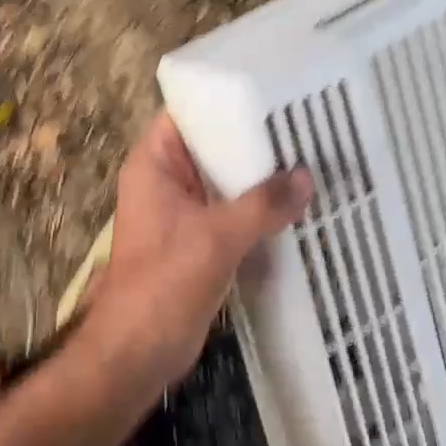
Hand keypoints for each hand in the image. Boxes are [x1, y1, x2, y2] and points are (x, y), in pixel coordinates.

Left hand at [86, 113, 311, 383]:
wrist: (137, 353)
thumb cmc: (164, 282)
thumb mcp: (216, 237)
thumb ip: (262, 204)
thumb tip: (306, 177)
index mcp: (153, 162)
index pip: (188, 112)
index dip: (225, 100)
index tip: (270, 91)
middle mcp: (165, 178)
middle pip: (211, 145)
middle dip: (252, 139)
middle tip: (303, 123)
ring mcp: (181, 210)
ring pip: (223, 179)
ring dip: (258, 176)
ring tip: (308, 157)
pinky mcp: (197, 240)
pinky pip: (230, 210)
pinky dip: (256, 207)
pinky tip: (294, 203)